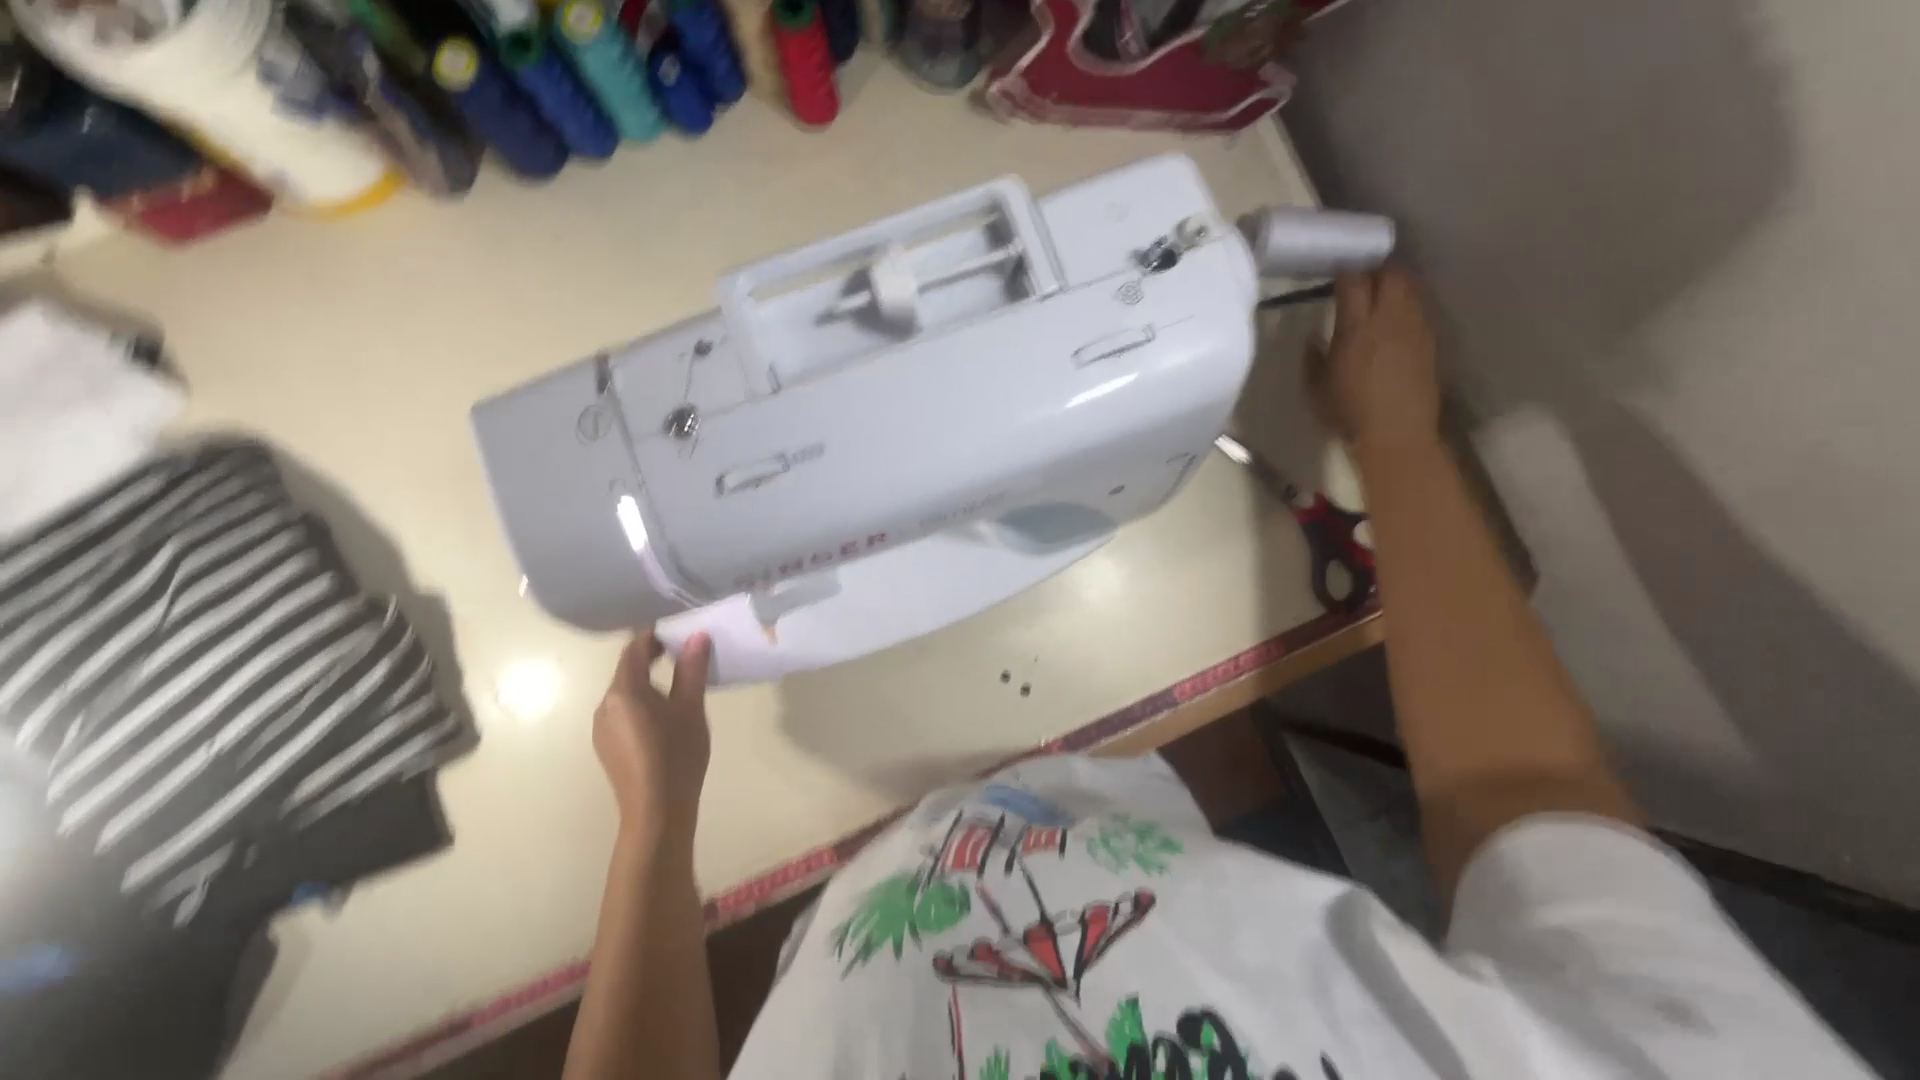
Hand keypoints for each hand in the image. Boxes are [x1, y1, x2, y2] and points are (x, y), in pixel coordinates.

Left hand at [591, 629, 713, 843]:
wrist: (657, 812)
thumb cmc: (677, 756)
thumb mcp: (690, 709)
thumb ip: (691, 670)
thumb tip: (697, 635)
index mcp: (623, 692)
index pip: (633, 649)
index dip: (653, 635)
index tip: (677, 629)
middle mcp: (604, 706)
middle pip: (627, 671)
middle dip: (652, 658)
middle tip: (684, 653)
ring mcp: (601, 729)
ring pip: (625, 694)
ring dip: (648, 683)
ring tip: (679, 686)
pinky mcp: (606, 747)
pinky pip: (623, 714)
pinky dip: (641, 704)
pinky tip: (663, 718)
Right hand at [1307, 266, 1441, 453]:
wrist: (1397, 435)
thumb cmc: (1348, 414)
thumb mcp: (1315, 388)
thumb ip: (1312, 357)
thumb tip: (1313, 336)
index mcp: (1356, 329)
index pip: (1354, 281)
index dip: (1345, 270)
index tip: (1336, 270)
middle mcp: (1388, 319)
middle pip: (1390, 273)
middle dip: (1377, 267)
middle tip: (1362, 273)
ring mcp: (1414, 327)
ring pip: (1409, 287)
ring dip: (1394, 282)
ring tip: (1379, 289)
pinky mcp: (1429, 340)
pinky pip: (1417, 308)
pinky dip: (1405, 302)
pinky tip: (1394, 316)